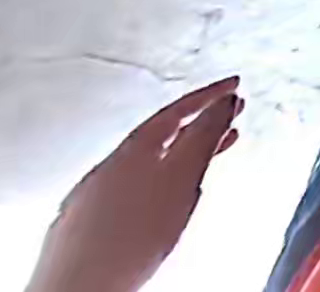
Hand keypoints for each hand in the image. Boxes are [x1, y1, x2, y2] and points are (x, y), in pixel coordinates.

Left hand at [26, 76, 243, 291]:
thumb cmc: (132, 236)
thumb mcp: (183, 176)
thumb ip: (206, 134)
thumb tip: (225, 101)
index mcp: (128, 153)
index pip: (175, 111)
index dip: (209, 94)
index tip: (235, 83)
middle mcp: (104, 171)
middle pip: (160, 136)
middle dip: (200, 121)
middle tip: (232, 111)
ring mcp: (89, 201)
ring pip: (148, 162)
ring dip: (185, 150)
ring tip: (214, 150)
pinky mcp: (84, 229)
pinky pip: (134, 186)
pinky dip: (164, 175)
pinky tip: (173, 191)